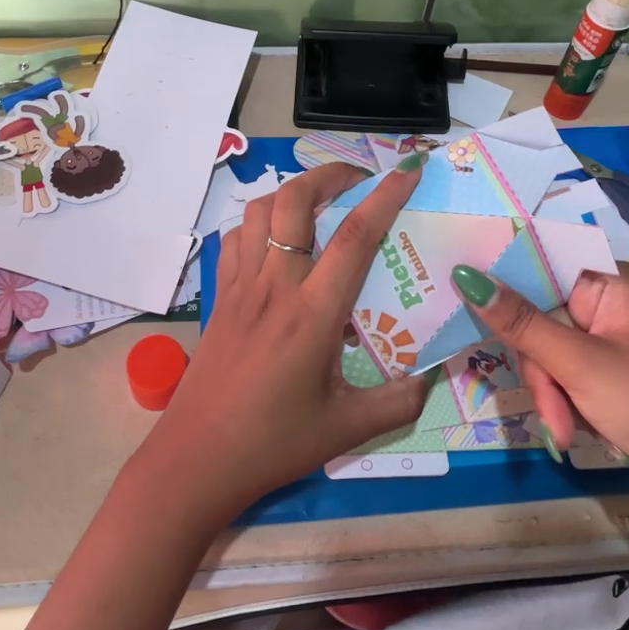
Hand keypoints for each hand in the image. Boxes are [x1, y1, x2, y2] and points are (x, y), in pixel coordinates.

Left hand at [134, 159, 433, 520]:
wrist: (197, 459)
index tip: (408, 170)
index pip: (355, 237)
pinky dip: (259, 223)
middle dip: (329, 174)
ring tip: (319, 203)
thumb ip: (398, 402)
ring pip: (260, 211)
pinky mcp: (219, 297)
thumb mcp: (347, 429)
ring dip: (292, 193)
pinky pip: (236, 240)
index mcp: (312, 312)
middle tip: (358, 179)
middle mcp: (275, 286)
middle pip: (295, 200)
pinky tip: (276, 241)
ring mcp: (240, 287)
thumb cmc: (273, 444)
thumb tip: (431, 377)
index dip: (385, 196)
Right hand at [453, 262, 628, 531]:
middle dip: (538, 368)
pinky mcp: (609, 372)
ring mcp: (610, 339)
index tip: (458, 295)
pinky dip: (563, 402)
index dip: (501, 280)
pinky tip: (576, 430)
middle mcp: (608, 302)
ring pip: (545, 350)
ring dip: (549, 393)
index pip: (538, 262)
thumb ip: (520, 322)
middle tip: (551, 408)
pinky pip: (564, 373)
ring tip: (567, 430)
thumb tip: (466, 274)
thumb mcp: (581, 366)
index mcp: (609, 281)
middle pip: (537, 315)